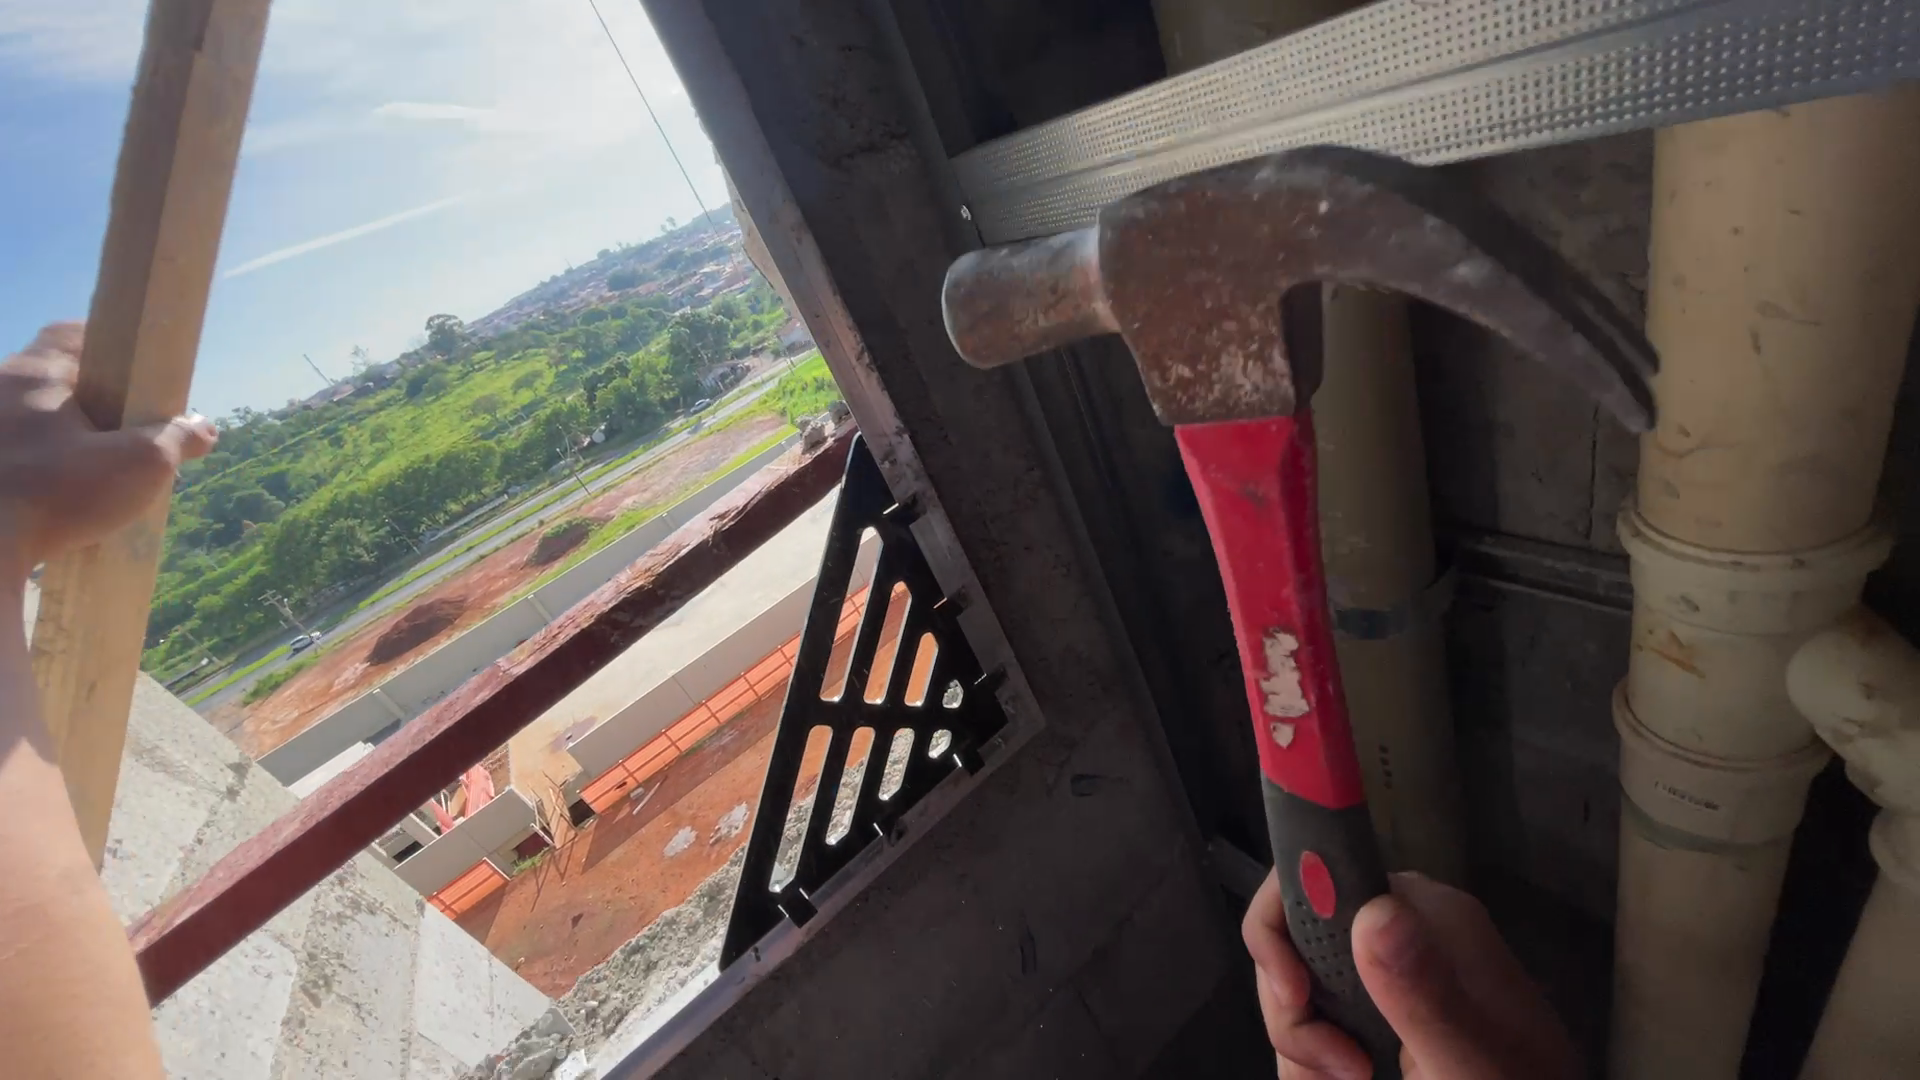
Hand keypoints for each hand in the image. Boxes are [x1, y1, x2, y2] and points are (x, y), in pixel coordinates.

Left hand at [0, 323, 215, 581]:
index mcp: (31, 376)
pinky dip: (51, 463)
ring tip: (108, 473)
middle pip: (60, 379)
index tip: (144, 376)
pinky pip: (21, 450)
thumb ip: (181, 437)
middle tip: (139, 435)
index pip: (73, 334)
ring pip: (39, 418)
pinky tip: (72, 494)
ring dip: (77, 437)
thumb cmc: (58, 491)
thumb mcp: (145, 462)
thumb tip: (201, 427)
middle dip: (104, 403)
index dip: (115, 346)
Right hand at [1243, 869, 1578, 1078]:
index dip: (1281, 926)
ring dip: (1296, 1038)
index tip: (1294, 997)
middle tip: (1331, 1072)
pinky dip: (1306, 1052)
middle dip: (1292, 1006)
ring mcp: (1388, 963)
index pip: (1316, 874)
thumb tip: (1375, 911)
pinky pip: (1310, 1009)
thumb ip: (1426, 996)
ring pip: (1293, 977)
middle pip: (1293, 933)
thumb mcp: (1474, 1070)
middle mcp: (1400, 922)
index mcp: (1426, 913)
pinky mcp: (1379, 1004)